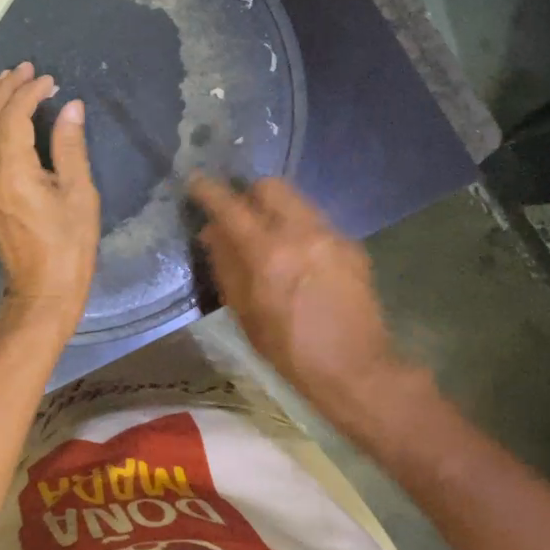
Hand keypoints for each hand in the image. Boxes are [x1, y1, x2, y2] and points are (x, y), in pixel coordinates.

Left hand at [0, 63, 99, 332]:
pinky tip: (11, 117)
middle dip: (6, 90)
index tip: (49, 78)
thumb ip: (70, 147)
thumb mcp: (79, 194)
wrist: (42, 290)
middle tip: (26, 67)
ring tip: (15, 81)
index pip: (12, 117)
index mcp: (12, 172)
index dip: (29, 92)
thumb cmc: (69, 247)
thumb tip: (69, 107)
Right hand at [188, 176, 405, 404]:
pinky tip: (296, 258)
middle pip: (271, 187)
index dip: (209, 191)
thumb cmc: (287, 347)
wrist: (354, 368)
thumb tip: (213, 233)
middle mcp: (302, 234)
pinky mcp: (352, 247)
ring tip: (266, 236)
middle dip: (249, 193)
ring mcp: (332, 237)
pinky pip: (316, 224)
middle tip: (236, 212)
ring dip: (275, 210)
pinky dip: (298, 230)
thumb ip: (226, 264)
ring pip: (297, 202)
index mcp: (268, 253)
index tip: (195, 181)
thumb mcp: (243, 310)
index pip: (231, 207)